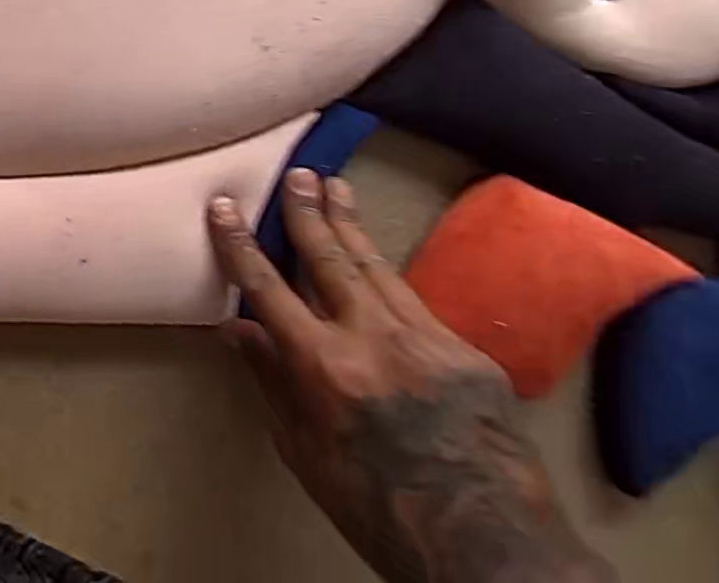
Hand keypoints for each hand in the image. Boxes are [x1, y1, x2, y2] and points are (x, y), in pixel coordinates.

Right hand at [209, 170, 615, 582]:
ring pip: (374, 265)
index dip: (240, 243)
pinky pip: (413, 300)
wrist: (493, 550)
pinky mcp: (465, 352)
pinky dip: (385, 274)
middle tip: (298, 173)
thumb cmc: (376, 505)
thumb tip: (237, 329)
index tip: (224, 206)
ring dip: (349, 223)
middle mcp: (371, 339)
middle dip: (306, 212)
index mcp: (323, 366)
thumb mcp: (303, 449)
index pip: (266, 287)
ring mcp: (425, 340)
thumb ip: (272, 380)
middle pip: (328, 258)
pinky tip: (376, 259)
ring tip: (335, 187)